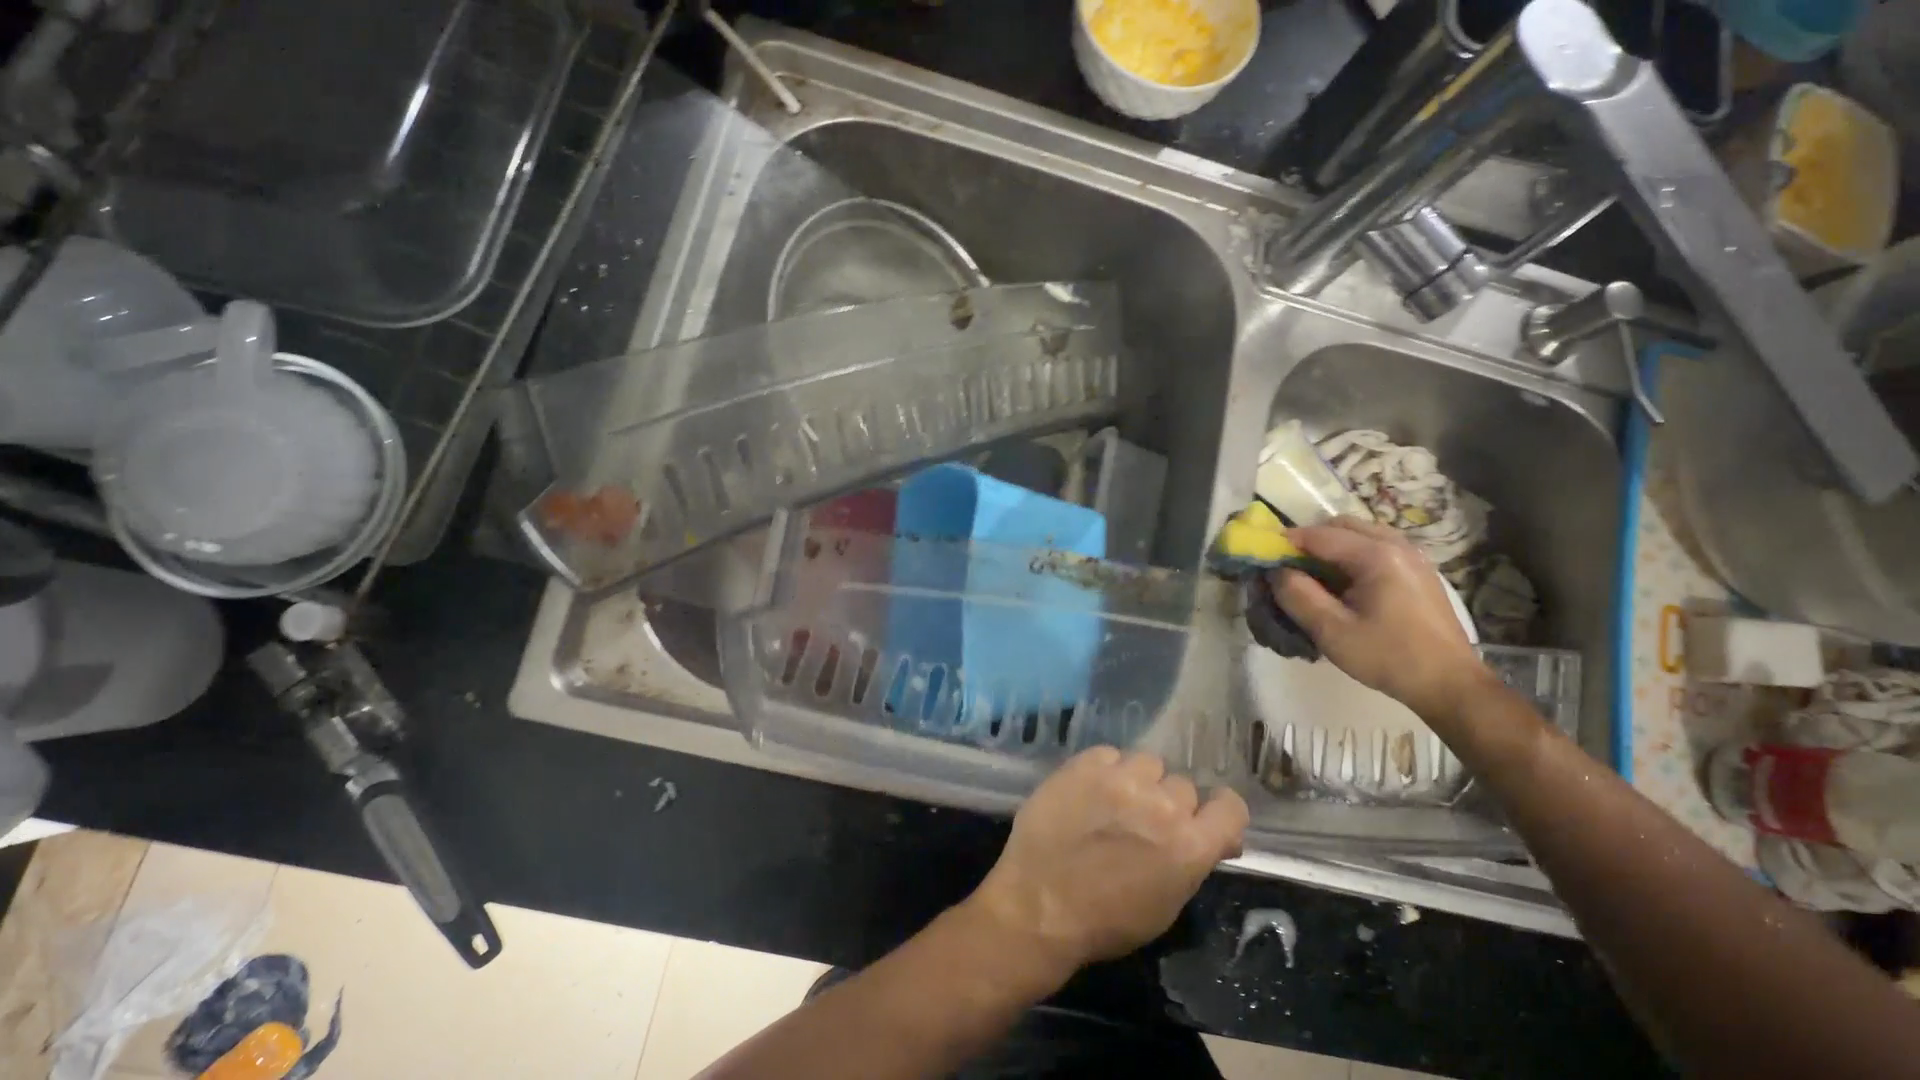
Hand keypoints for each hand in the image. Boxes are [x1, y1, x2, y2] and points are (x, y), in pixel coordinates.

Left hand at [967, 748, 1248, 975]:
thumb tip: (1214, 839)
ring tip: (1114, 803)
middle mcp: (1163, 805)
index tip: (1203, 819)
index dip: (1219, 813)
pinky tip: (1088, 792)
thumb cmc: (1106, 922)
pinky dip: (1105, 770)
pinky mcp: (1085, 766)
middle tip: (1144, 824)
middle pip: (1183, 786)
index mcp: (1191, 845)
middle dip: (1169, 804)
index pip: (1231, 807)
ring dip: (1139, 782)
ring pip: (1148, 763)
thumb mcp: (1166, 905)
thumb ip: (1193, 862)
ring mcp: (1122, 780)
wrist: (1039, 908)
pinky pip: (1109, 755)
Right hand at [1269, 516, 1490, 719]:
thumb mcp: (1332, 631)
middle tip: (1289, 568)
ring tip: (1315, 577)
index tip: (1263, 556)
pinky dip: (1354, 555)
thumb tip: (1277, 572)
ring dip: (1333, 547)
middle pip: (1342, 526)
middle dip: (1310, 541)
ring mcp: (1413, 556)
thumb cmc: (1388, 657)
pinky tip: (1346, 586)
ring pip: (1361, 534)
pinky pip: (1378, 548)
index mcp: (1376, 555)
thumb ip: (1298, 596)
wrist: (1449, 683)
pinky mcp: (1420, 572)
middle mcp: (1397, 545)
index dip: (1286, 542)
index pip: (1319, 535)